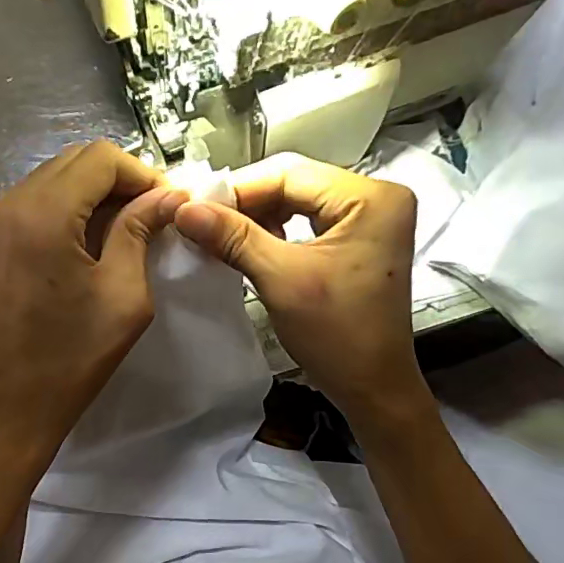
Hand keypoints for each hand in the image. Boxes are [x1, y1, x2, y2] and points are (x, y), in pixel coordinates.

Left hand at [0, 141, 186, 470]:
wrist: (13, 407)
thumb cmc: (74, 358)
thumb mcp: (124, 295)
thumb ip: (140, 232)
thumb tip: (167, 197)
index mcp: (42, 215)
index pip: (100, 159)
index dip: (141, 174)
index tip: (168, 204)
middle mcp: (6, 204)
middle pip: (73, 162)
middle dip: (118, 181)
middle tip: (153, 215)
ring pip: (52, 179)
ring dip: (92, 195)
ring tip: (126, 229)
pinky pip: (32, 204)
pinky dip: (65, 210)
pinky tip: (89, 241)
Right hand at [174, 153, 425, 419]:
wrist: (373, 388)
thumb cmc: (339, 338)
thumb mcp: (281, 280)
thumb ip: (233, 238)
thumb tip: (186, 209)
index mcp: (371, 198)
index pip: (290, 174)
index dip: (238, 190)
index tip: (195, 207)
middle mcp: (378, 199)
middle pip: (295, 183)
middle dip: (247, 204)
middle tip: (203, 221)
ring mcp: (371, 221)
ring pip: (299, 202)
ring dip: (258, 218)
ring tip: (220, 235)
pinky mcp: (359, 242)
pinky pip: (309, 223)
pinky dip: (276, 233)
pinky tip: (249, 246)